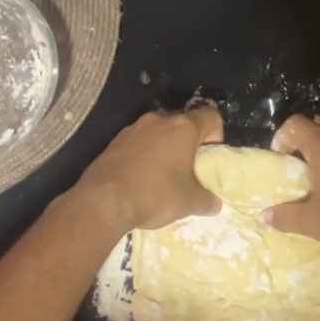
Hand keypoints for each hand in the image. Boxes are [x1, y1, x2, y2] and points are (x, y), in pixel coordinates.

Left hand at [70, 105, 223, 232]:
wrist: (103, 199)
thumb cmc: (154, 194)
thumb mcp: (189, 202)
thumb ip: (206, 200)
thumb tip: (214, 204)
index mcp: (183, 127)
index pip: (210, 116)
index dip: (216, 134)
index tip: (209, 156)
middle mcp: (159, 120)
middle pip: (183, 123)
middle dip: (189, 143)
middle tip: (189, 168)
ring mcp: (134, 128)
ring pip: (159, 132)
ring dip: (165, 148)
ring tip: (163, 175)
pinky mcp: (115, 140)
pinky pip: (138, 142)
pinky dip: (144, 154)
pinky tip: (140, 178)